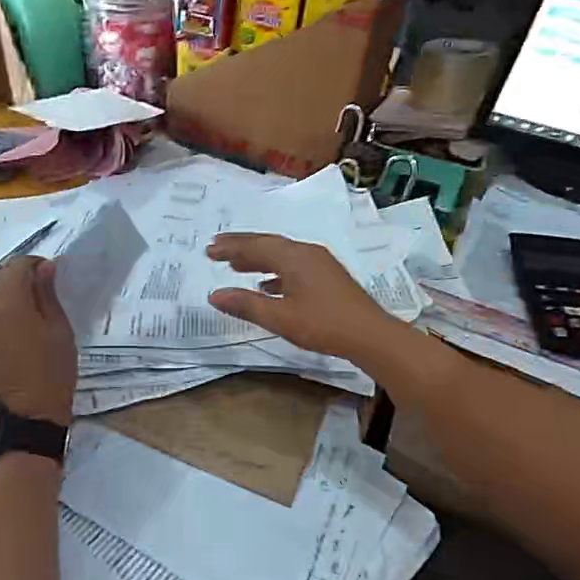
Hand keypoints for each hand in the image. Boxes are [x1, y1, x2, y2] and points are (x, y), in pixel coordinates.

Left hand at [0, 257, 74, 425]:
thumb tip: (44, 267)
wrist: (27, 414)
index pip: (17, 265)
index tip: (50, 276)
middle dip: (18, 280)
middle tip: (40, 296)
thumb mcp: (59, 329)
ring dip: (4, 299)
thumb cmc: (52, 370)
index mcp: (9, 301)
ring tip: (26, 318)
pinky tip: (11, 336)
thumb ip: (48, 294)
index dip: (35, 265)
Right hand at [205, 233, 410, 362]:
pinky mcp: (328, 277)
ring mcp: (320, 264)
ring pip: (282, 255)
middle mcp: (307, 253)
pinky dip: (275, 271)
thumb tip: (215, 295)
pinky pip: (294, 266)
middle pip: (268, 244)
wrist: (370, 335)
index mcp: (294, 257)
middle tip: (217, 248)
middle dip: (242, 246)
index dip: (230, 248)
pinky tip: (268, 285)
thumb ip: (246, 305)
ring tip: (236, 265)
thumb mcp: (280, 318)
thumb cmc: (323, 325)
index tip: (209, 250)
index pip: (255, 246)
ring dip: (258, 258)